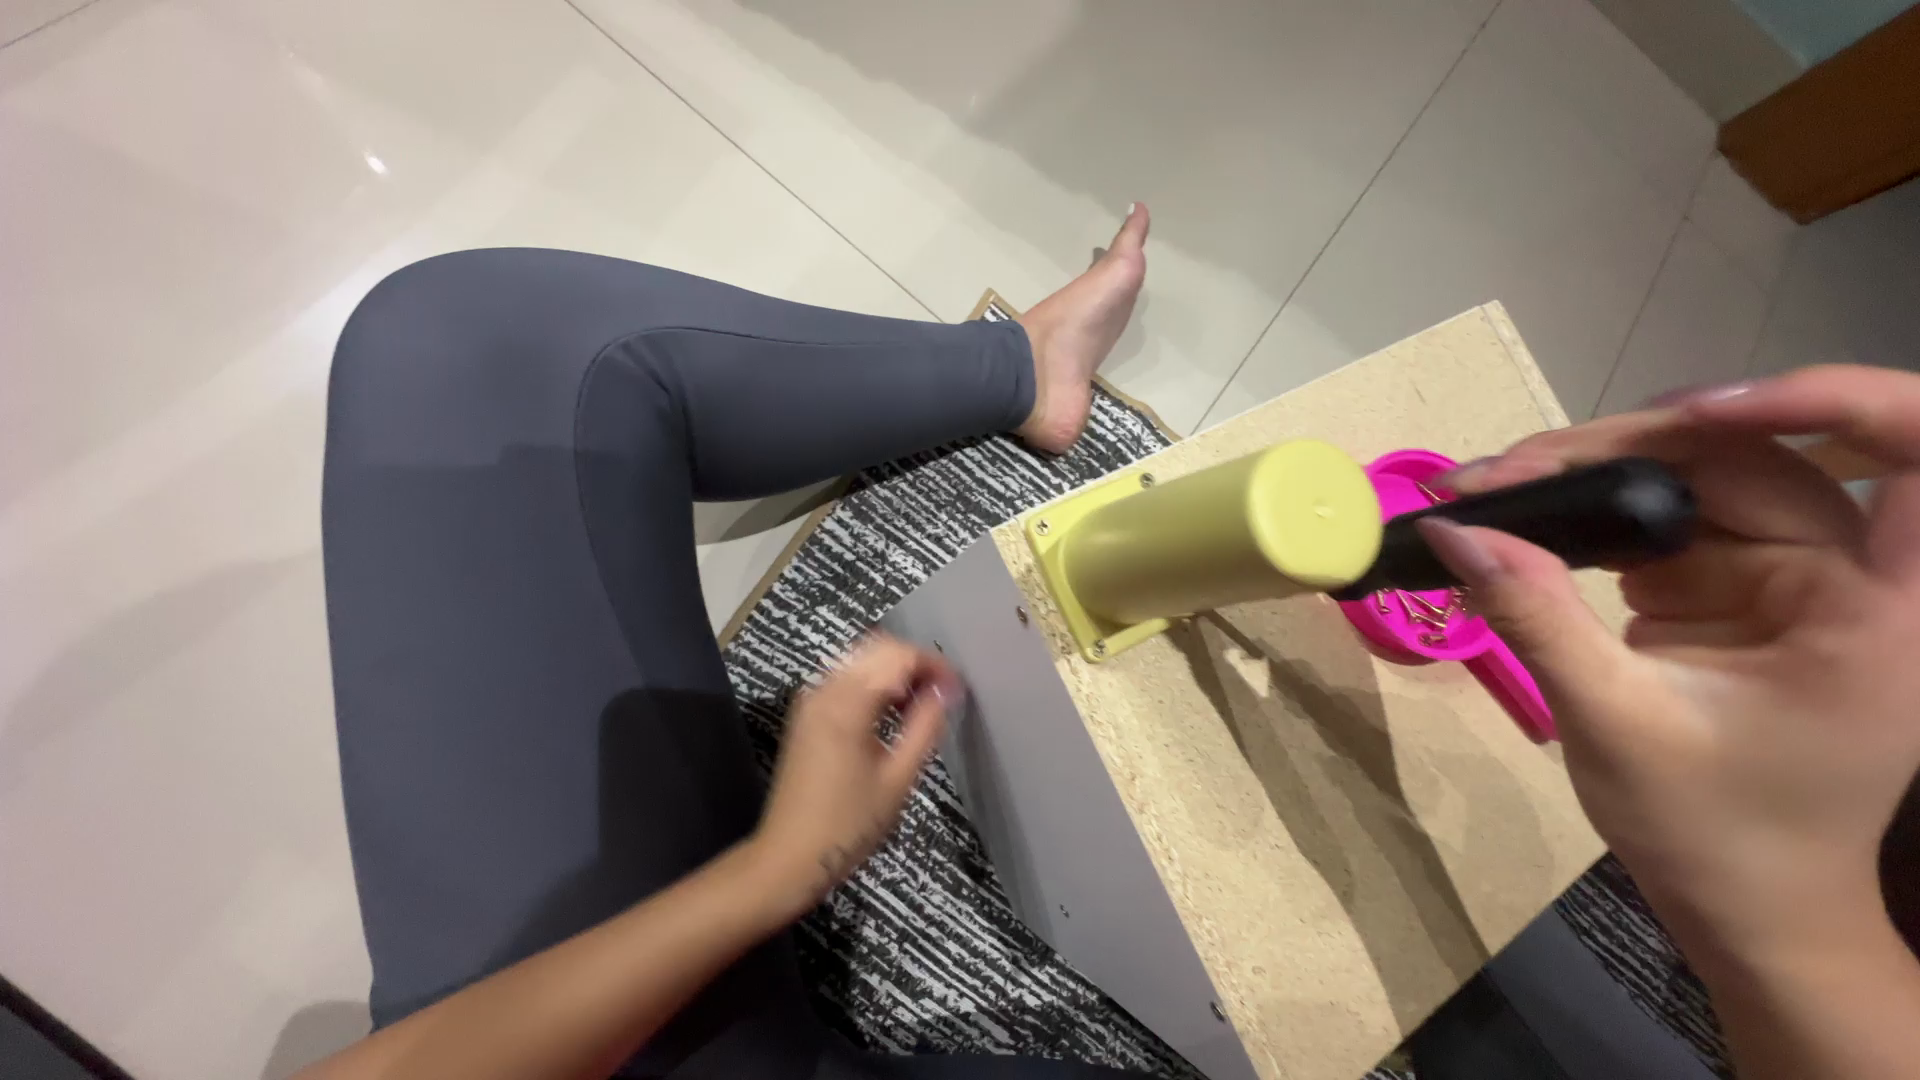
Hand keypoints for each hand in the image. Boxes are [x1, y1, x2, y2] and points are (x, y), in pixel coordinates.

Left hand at [749, 635, 962, 917]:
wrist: (788, 857)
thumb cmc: (848, 825)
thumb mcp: (898, 779)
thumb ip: (925, 727)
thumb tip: (946, 691)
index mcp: (847, 702)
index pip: (898, 656)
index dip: (935, 665)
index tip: (958, 691)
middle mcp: (825, 689)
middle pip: (878, 648)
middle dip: (915, 664)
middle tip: (943, 695)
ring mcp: (811, 699)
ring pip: (861, 659)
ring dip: (894, 672)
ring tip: (921, 705)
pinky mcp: (806, 713)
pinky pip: (846, 678)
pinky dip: (873, 683)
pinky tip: (891, 712)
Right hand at [1421, 365, 1919, 962]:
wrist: (1736, 891)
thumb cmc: (1706, 824)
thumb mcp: (1609, 717)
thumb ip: (1533, 615)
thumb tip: (1449, 529)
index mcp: (1879, 610)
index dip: (1831, 403)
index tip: (1688, 413)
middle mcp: (1846, 574)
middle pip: (1749, 458)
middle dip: (1616, 448)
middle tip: (1500, 473)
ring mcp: (1780, 575)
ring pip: (1690, 477)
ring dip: (1587, 471)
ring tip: (1490, 487)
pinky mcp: (1723, 584)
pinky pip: (1653, 518)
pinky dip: (1582, 509)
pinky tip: (1518, 517)